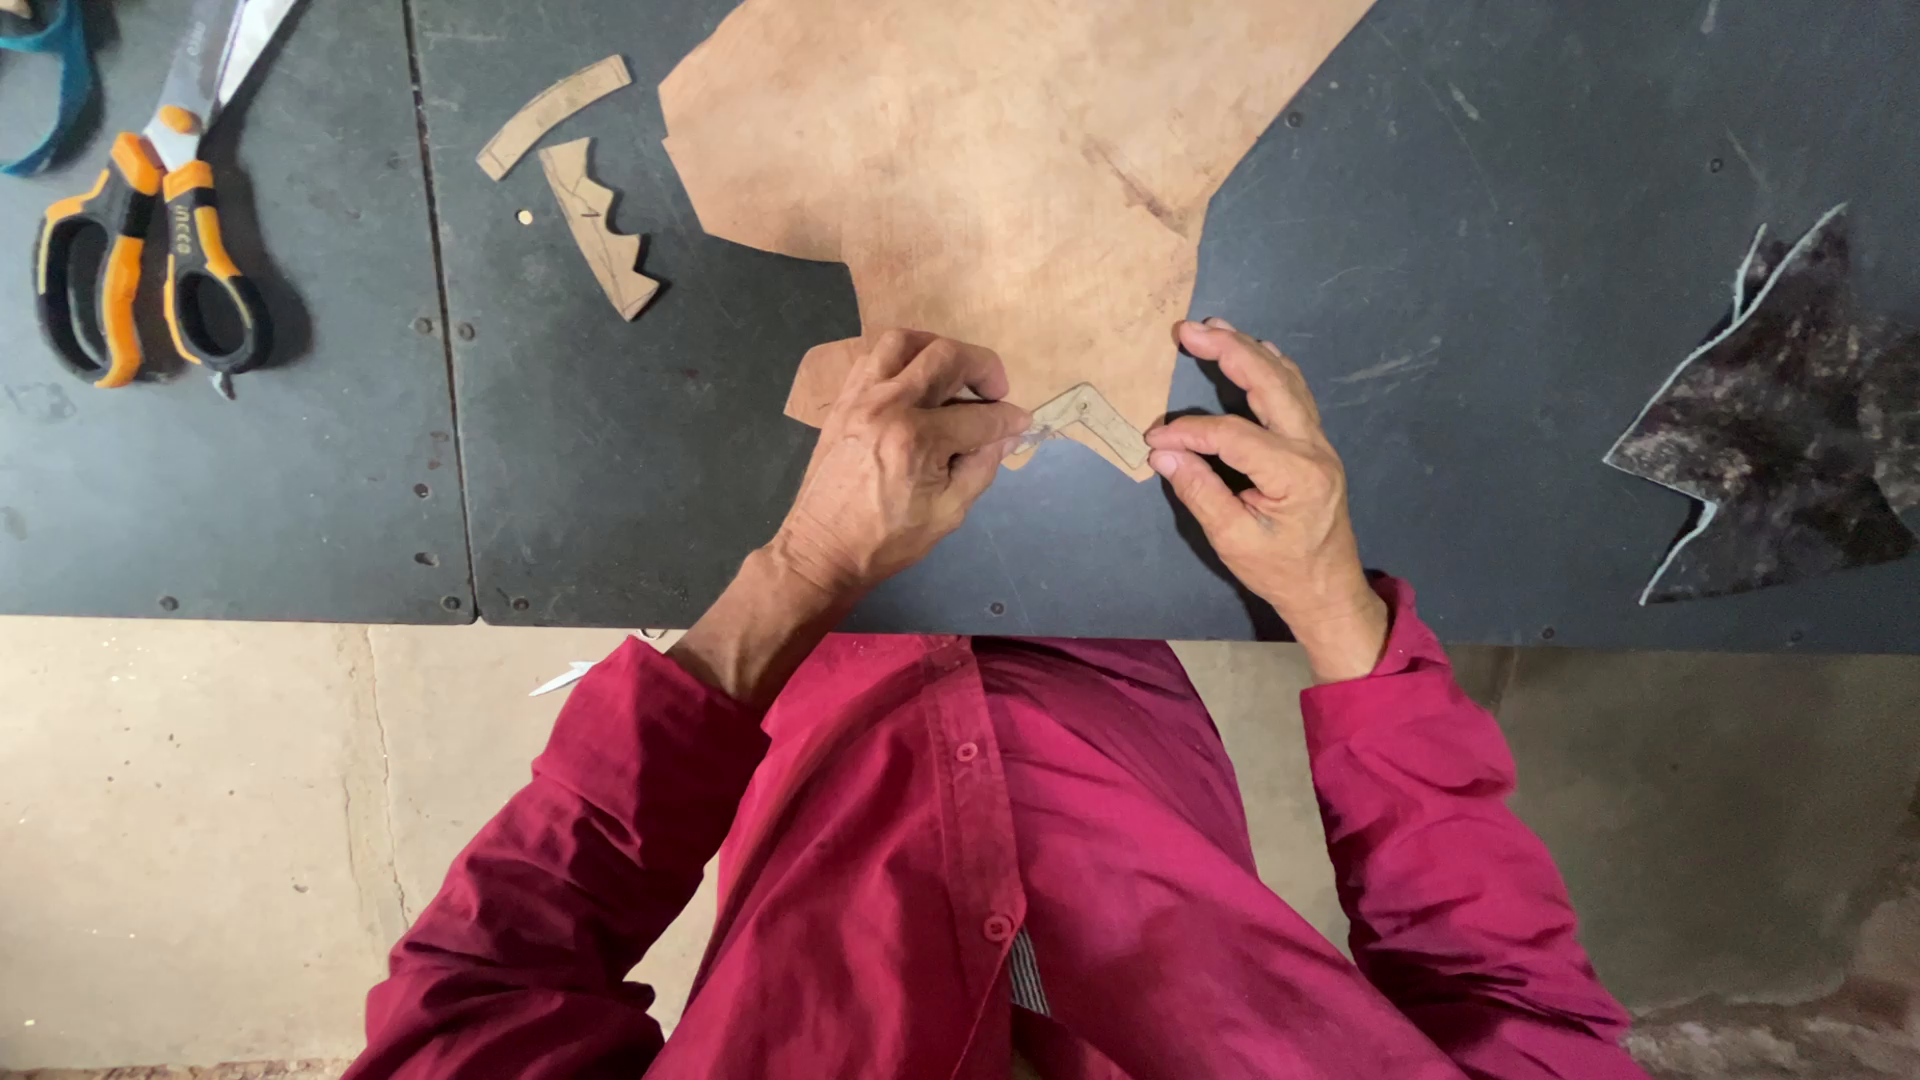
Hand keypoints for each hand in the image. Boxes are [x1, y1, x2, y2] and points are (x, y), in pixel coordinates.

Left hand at [770, 330, 1030, 598]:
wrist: (823, 548)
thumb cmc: (888, 540)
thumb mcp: (948, 513)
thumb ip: (982, 467)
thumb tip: (1007, 433)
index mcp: (917, 440)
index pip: (979, 415)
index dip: (1008, 418)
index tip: (1020, 422)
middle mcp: (888, 405)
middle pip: (946, 356)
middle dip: (983, 367)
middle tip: (995, 390)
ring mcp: (860, 398)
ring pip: (905, 341)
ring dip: (938, 349)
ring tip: (954, 373)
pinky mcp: (843, 401)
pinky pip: (875, 357)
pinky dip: (903, 359)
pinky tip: (916, 382)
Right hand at [1146, 319, 1387, 681]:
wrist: (1328, 588)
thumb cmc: (1281, 570)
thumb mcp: (1233, 540)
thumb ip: (1200, 493)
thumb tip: (1163, 455)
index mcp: (1295, 473)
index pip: (1232, 435)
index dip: (1188, 432)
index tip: (1153, 440)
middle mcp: (1313, 448)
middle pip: (1269, 384)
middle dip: (1227, 351)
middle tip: (1188, 329)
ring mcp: (1318, 443)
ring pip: (1286, 381)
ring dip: (1249, 351)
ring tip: (1216, 328)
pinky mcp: (1314, 445)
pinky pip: (1295, 393)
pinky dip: (1272, 368)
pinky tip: (1257, 351)